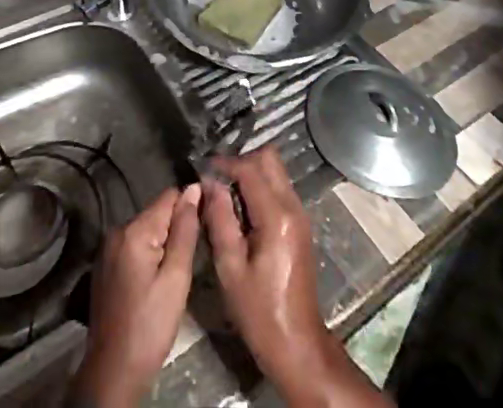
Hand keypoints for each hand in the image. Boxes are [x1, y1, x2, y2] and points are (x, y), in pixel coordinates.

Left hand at [71, 183, 200, 407]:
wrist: (113, 368)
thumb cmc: (150, 325)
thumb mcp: (176, 278)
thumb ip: (185, 231)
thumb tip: (194, 190)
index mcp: (134, 231)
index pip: (168, 197)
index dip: (191, 203)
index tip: (210, 218)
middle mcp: (117, 231)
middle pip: (156, 213)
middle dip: (178, 225)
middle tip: (199, 249)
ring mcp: (108, 249)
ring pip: (146, 230)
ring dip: (165, 240)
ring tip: (183, 264)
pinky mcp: (106, 265)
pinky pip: (135, 246)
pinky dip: (151, 253)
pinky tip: (160, 276)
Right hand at [202, 148, 389, 407]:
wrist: (296, 343)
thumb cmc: (259, 310)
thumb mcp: (230, 266)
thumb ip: (219, 219)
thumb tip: (208, 183)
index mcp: (277, 216)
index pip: (250, 169)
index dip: (224, 163)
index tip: (202, 168)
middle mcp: (294, 208)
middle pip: (270, 160)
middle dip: (241, 161)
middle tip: (215, 178)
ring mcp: (300, 216)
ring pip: (275, 173)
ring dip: (250, 174)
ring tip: (222, 193)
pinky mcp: (299, 226)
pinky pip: (278, 190)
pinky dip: (258, 189)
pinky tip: (238, 210)